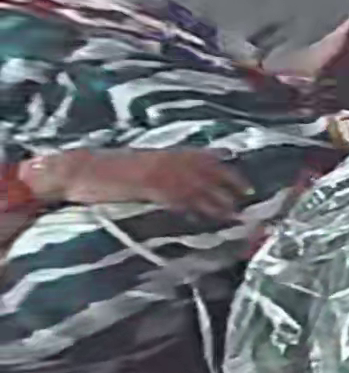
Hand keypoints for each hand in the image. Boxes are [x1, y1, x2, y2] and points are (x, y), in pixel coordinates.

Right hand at [25, 150, 251, 219]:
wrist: (74, 168)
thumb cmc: (110, 165)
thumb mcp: (151, 158)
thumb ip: (177, 163)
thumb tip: (203, 168)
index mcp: (176, 153)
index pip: (214, 159)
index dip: (233, 173)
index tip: (251, 186)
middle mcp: (176, 162)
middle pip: (216, 175)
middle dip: (234, 188)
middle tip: (249, 200)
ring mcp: (164, 174)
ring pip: (202, 191)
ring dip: (218, 204)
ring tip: (232, 215)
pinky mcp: (149, 188)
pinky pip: (178, 201)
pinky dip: (192, 211)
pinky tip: (200, 219)